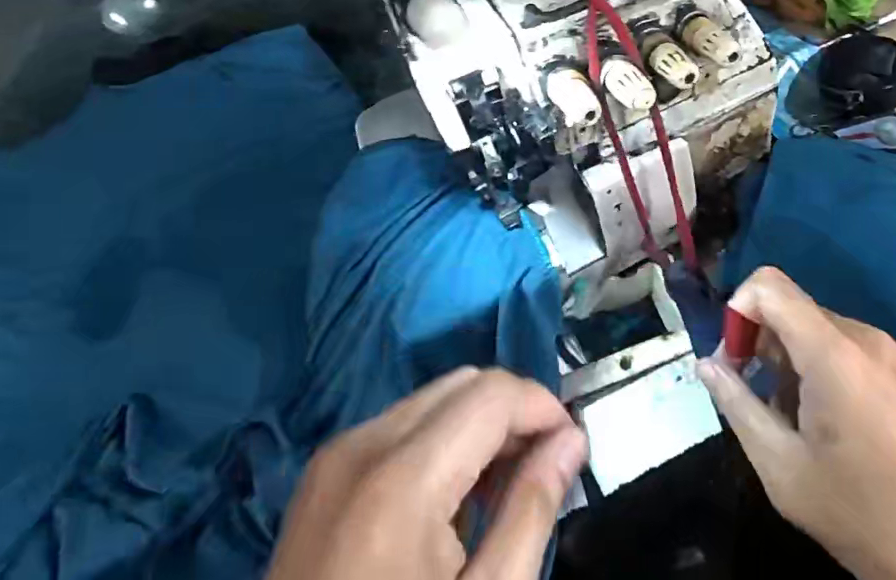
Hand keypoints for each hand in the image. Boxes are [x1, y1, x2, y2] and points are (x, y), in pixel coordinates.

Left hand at [265, 367, 587, 579]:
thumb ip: (531, 511)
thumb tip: (569, 440)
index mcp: (402, 476)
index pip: (491, 394)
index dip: (543, 407)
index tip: (573, 447)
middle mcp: (364, 442)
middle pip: (461, 385)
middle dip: (511, 414)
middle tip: (542, 470)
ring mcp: (336, 453)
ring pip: (430, 399)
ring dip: (476, 426)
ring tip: (501, 489)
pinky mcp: (323, 471)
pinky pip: (398, 425)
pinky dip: (438, 442)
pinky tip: (452, 499)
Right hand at [696, 267, 895, 579]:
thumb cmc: (869, 516)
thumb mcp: (783, 469)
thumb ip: (736, 405)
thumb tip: (707, 364)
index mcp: (833, 352)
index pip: (767, 284)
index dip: (737, 311)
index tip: (732, 362)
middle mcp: (866, 340)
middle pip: (792, 310)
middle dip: (761, 344)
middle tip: (754, 400)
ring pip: (820, 332)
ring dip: (791, 363)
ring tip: (793, 424)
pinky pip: (851, 353)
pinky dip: (824, 373)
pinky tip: (832, 431)